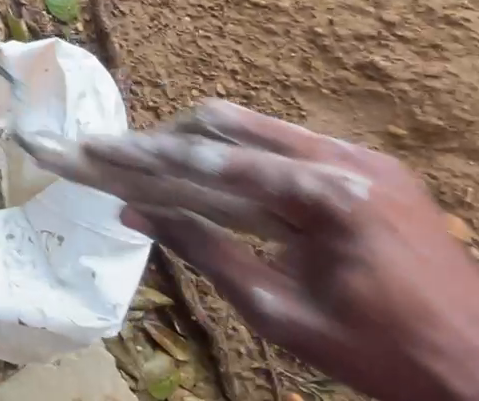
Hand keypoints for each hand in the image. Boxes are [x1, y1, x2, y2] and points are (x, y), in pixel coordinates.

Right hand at [23, 100, 478, 400]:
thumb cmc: (386, 356)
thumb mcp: (280, 312)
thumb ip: (203, 251)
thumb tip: (129, 211)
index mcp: (330, 197)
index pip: (211, 160)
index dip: (143, 155)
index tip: (92, 149)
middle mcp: (346, 161)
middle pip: (223, 123)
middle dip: (162, 140)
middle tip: (116, 159)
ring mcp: (362, 159)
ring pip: (247, 125)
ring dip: (193, 144)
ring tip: (151, 167)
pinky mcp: (369, 168)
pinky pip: (278, 142)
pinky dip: (232, 154)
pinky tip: (207, 178)